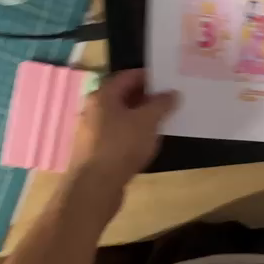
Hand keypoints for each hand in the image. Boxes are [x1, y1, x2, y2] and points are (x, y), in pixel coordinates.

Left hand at [69, 69, 178, 191]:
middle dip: (146, 97)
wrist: (94, 187)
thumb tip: (172, 93)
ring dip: (140, 117)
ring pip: (120, 117)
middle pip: (123, 96)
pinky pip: (117, 135)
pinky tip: (147, 143)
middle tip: (169, 100)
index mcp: (103, 95)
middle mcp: (93, 109)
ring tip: (162, 121)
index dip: (149, 76)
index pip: (127, 76)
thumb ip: (161, 104)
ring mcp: (92, 131)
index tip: (168, 80)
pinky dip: (132, 134)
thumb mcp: (147, 121)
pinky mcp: (95, 151)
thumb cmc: (120, 146)